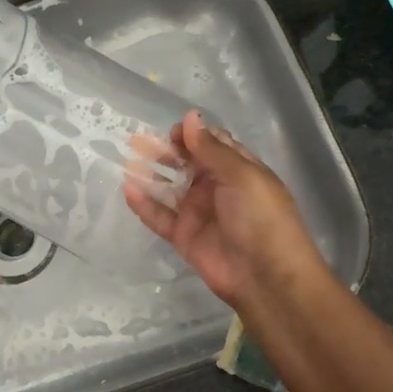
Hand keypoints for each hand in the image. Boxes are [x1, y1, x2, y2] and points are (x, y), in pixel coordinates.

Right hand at [123, 111, 323, 306]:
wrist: (264, 274)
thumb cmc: (261, 217)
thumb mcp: (241, 175)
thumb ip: (211, 149)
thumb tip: (189, 117)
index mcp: (238, 169)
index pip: (211, 144)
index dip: (191, 135)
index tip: (172, 132)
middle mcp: (216, 187)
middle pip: (186, 162)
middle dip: (165, 150)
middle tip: (139, 141)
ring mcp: (197, 211)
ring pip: (169, 187)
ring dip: (150, 173)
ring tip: (127, 159)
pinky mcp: (182, 235)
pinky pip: (159, 216)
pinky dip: (143, 203)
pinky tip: (128, 188)